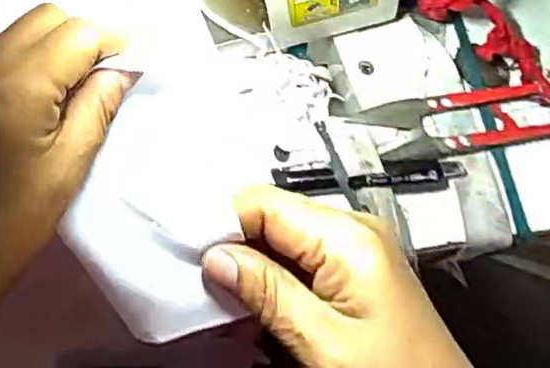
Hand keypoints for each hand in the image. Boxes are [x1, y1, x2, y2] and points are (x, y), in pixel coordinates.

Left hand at [0, 2, 133, 300]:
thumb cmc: (1, 232)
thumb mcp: (64, 173)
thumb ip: (96, 108)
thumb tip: (122, 69)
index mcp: (17, 84)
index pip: (77, 31)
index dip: (111, 42)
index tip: (129, 66)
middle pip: (46, 16)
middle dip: (81, 36)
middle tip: (99, 78)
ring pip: (20, 27)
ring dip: (52, 44)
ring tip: (67, 90)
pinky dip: (24, 57)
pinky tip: (32, 98)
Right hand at [202, 186, 470, 367]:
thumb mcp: (327, 347)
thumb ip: (268, 293)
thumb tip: (217, 256)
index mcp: (349, 235)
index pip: (261, 202)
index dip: (222, 223)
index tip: (193, 250)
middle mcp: (354, 230)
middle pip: (269, 217)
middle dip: (236, 247)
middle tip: (208, 280)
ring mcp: (357, 250)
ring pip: (280, 239)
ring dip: (253, 268)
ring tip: (231, 298)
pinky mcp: (356, 273)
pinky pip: (299, 260)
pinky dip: (275, 280)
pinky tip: (260, 305)